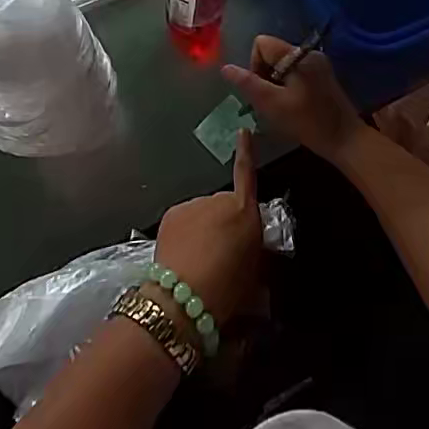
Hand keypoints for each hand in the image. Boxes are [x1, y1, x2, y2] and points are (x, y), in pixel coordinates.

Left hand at [153, 130, 260, 325]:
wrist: (184, 298)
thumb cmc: (229, 288)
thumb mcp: (255, 271)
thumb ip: (256, 250)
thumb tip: (253, 249)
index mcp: (244, 211)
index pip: (246, 173)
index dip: (246, 152)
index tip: (242, 131)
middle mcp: (218, 200)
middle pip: (224, 206)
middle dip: (224, 221)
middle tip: (222, 252)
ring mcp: (193, 204)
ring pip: (202, 213)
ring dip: (203, 228)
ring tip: (200, 259)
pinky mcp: (172, 214)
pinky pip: (185, 219)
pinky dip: (185, 231)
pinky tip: (184, 254)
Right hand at [221, 35, 364, 159]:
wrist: (345, 139)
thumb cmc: (308, 122)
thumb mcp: (272, 104)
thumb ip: (248, 84)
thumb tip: (226, 68)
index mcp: (297, 55)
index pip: (261, 43)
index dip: (255, 65)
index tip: (263, 89)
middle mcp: (308, 53)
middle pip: (272, 53)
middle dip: (265, 75)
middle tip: (272, 101)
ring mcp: (318, 64)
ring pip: (282, 65)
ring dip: (276, 83)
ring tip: (283, 106)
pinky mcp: (322, 76)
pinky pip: (295, 73)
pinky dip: (288, 87)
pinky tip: (294, 106)